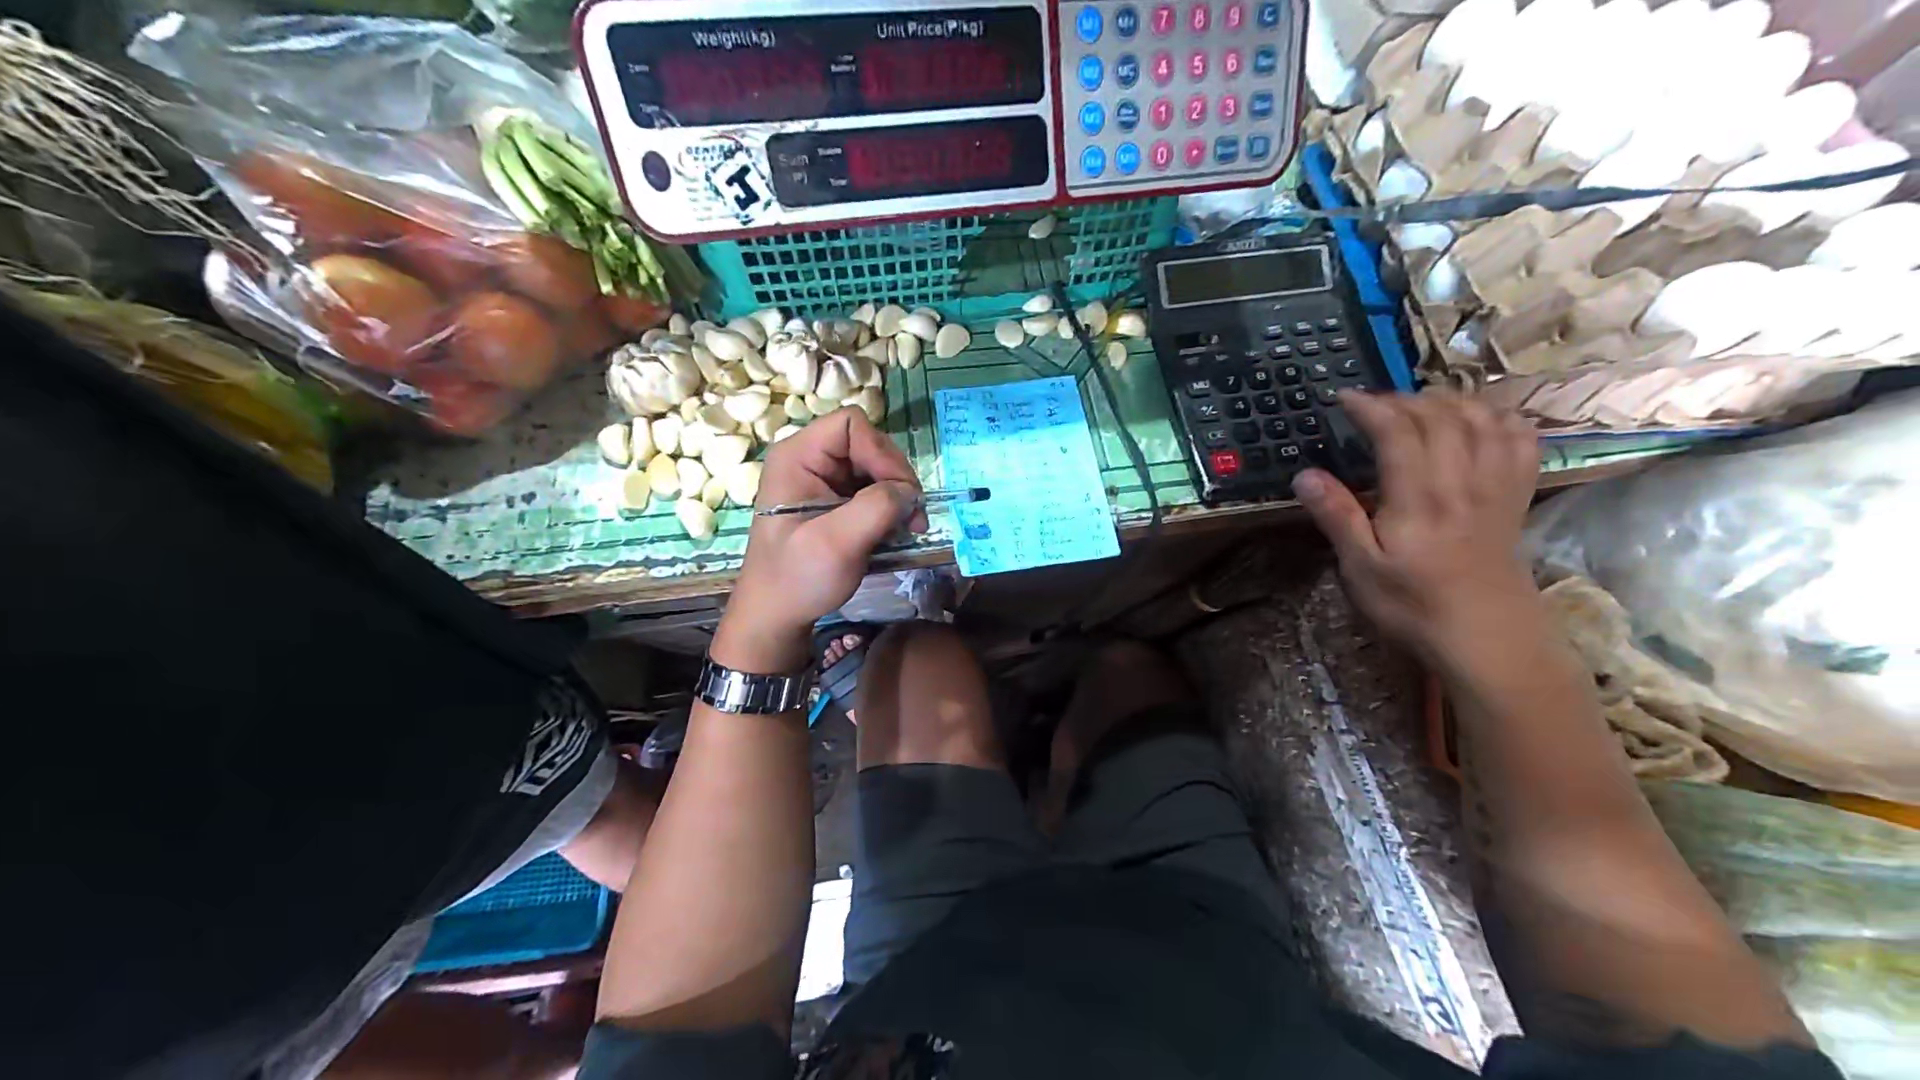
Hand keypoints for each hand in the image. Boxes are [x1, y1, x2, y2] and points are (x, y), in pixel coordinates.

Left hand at [713, 409, 925, 672]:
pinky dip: (891, 506)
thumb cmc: (796, 579)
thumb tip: (909, 491)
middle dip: (896, 476)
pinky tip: (896, 530)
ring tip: (908, 527)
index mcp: (797, 457)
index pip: (851, 424)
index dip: (881, 452)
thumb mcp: (835, 544)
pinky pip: (874, 487)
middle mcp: (809, 459)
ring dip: (898, 494)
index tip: (898, 493)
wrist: (777, 615)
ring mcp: (823, 479)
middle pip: (869, 443)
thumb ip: (875, 508)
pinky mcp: (835, 499)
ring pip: (876, 465)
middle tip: (911, 517)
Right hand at [1292, 391, 1541, 670]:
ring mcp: (1497, 487)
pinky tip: (1478, 420)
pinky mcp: (1516, 498)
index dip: (1371, 407)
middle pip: (1442, 415)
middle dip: (1404, 399)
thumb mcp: (1361, 567)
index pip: (1399, 431)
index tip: (1344, 399)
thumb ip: (1337, 516)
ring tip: (1419, 405)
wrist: (1487, 639)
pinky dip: (1499, 418)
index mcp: (1420, 497)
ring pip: (1484, 418)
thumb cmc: (1414, 606)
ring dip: (1449, 400)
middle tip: (1374, 404)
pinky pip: (1520, 440)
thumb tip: (1304, 474)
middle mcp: (1463, 480)